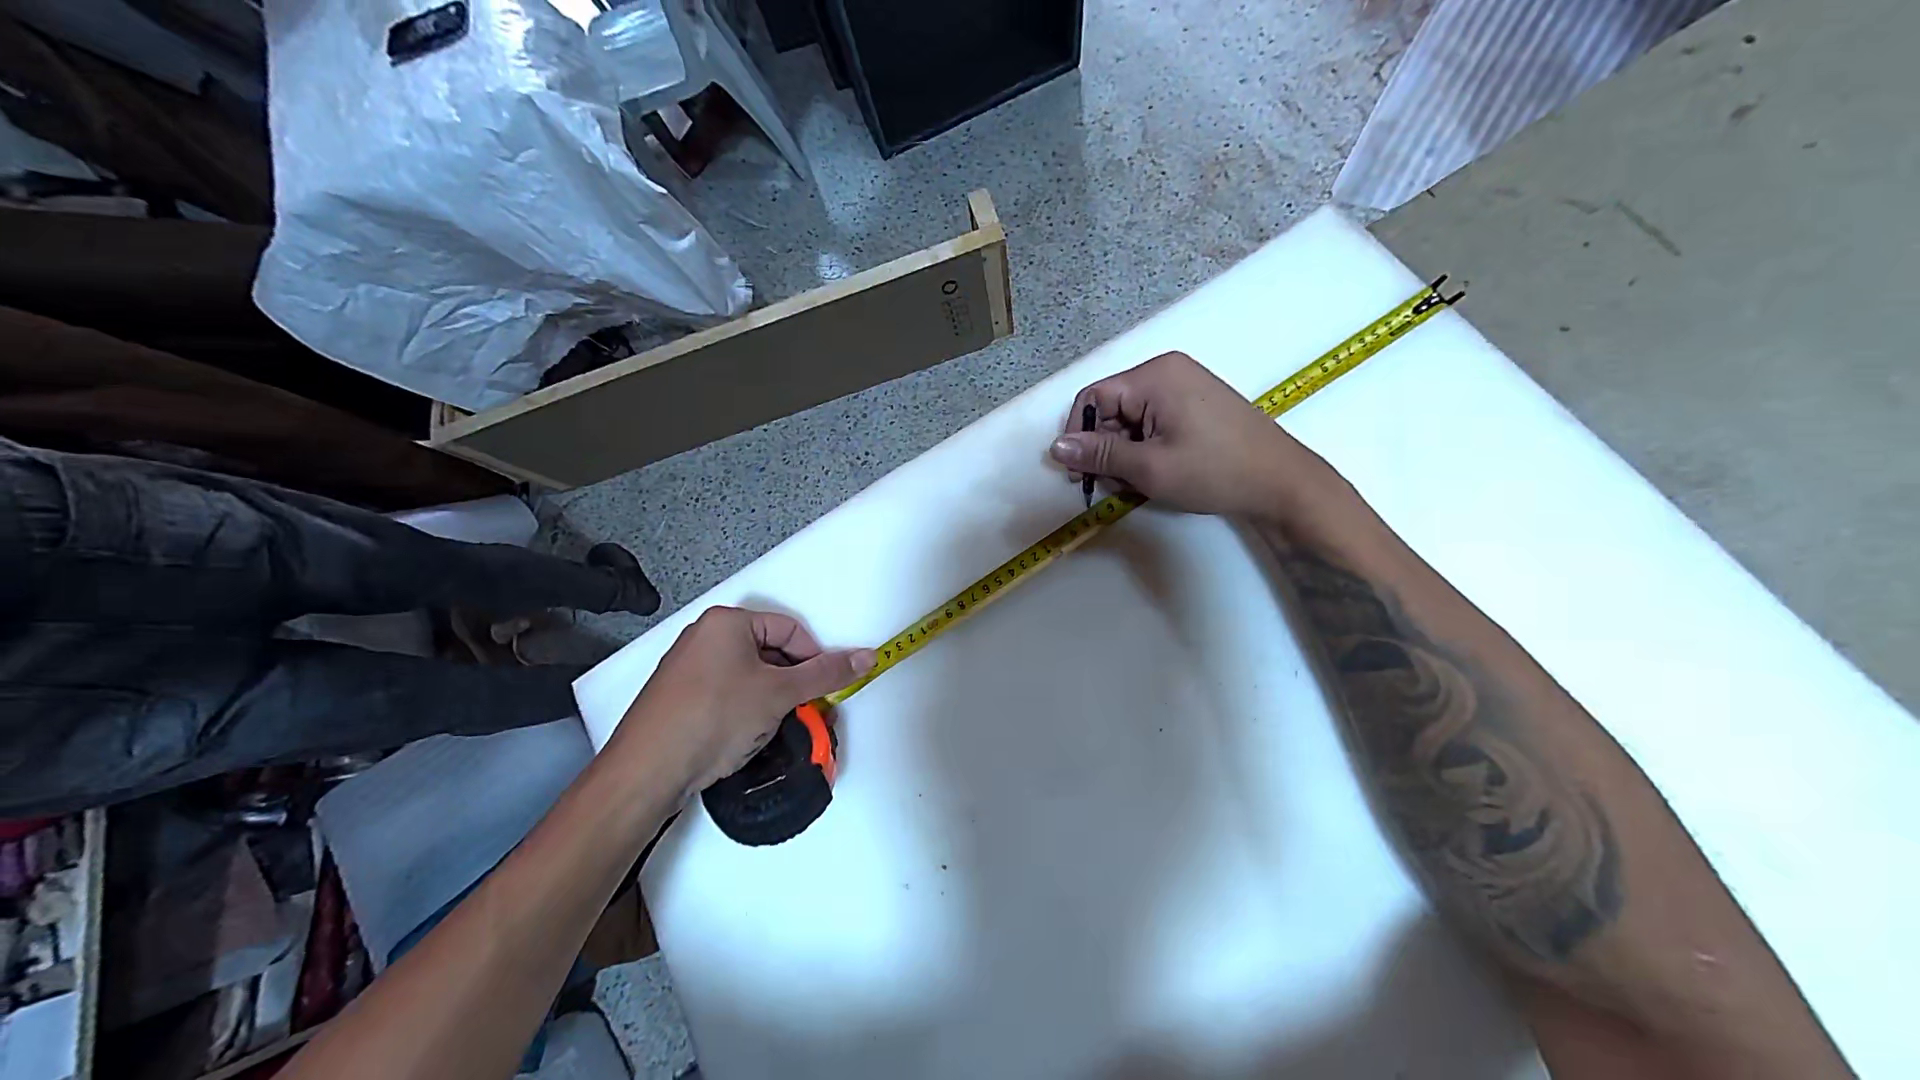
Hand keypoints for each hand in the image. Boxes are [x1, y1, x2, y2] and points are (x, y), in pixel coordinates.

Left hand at [609, 607, 875, 800]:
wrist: (648, 770)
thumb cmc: (708, 720)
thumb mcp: (779, 694)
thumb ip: (825, 675)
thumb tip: (861, 658)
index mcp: (727, 622)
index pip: (790, 630)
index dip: (814, 659)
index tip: (822, 688)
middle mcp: (705, 636)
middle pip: (770, 651)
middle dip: (792, 683)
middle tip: (803, 709)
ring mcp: (689, 666)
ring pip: (750, 674)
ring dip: (771, 699)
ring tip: (773, 726)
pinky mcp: (680, 696)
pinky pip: (727, 692)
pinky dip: (746, 709)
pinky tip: (746, 735)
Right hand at [1048, 351, 1341, 518]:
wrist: (1282, 483)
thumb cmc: (1215, 472)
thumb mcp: (1149, 468)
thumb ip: (1098, 454)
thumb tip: (1056, 447)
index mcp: (1155, 376)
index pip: (1093, 398)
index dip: (1079, 436)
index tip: (1082, 474)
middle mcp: (1168, 371)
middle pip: (1111, 408)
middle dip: (1107, 448)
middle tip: (1120, 484)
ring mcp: (1185, 386)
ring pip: (1131, 419)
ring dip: (1127, 453)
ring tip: (1145, 482)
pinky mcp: (1196, 404)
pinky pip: (1153, 422)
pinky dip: (1147, 448)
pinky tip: (1160, 472)